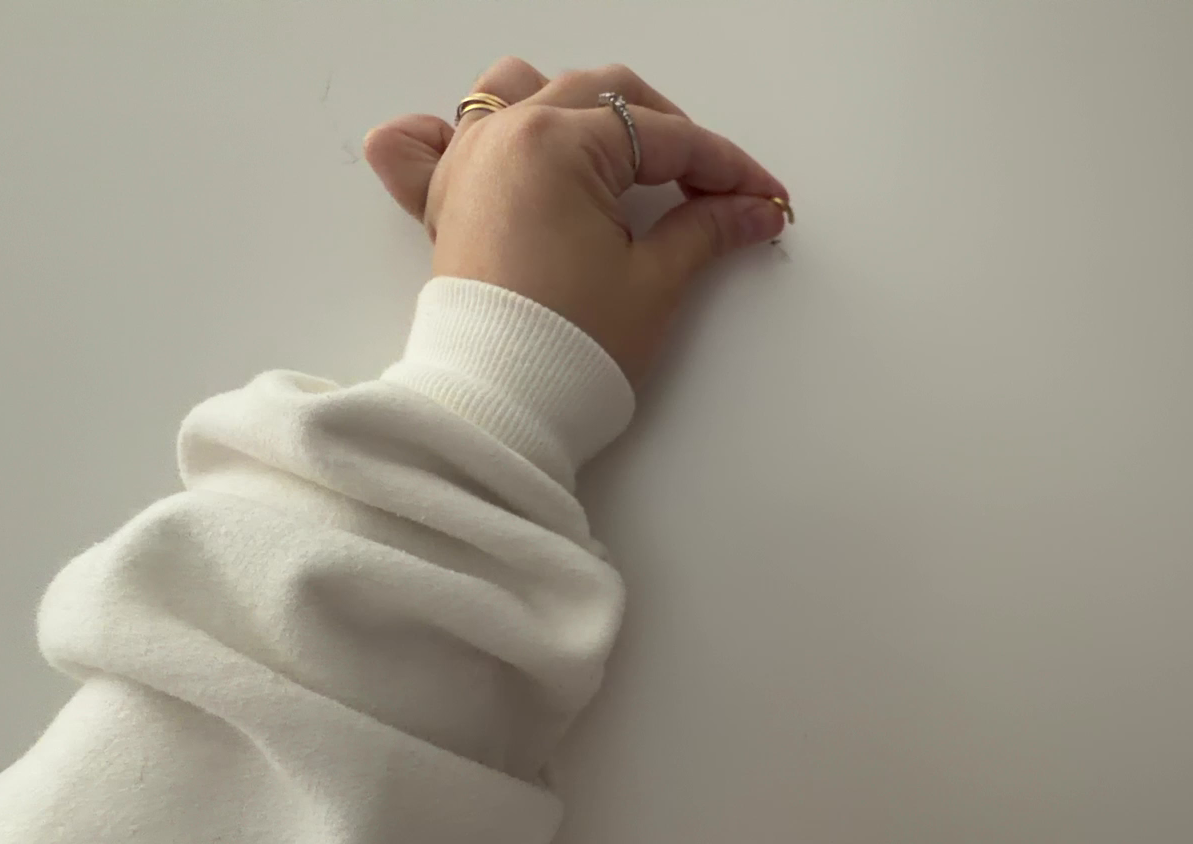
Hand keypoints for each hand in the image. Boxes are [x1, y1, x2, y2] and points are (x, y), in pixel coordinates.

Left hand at [363, 58, 789, 382]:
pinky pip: (428, 138)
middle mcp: (504, 135)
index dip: (727, 167)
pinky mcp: (445, 203)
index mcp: (557, 143)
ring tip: (623, 157)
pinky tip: (491, 148)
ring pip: (523, 89)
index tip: (764, 196)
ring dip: (581, 110)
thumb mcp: (656, 282)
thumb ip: (708, 231)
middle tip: (715, 188)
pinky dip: (454, 131)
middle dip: (672, 137)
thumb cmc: (572, 346)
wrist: (504, 405)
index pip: (665, 139)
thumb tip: (754, 211)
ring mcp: (466, 163)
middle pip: (605, 97)